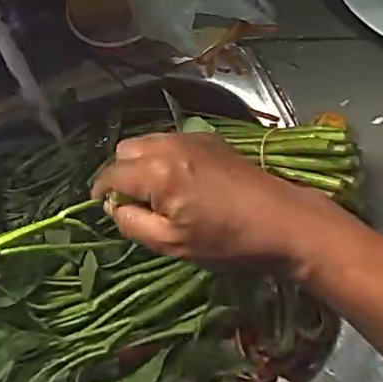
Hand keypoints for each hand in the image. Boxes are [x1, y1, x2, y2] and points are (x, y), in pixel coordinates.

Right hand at [91, 132, 344, 274]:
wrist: (281, 220)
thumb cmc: (226, 240)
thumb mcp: (172, 244)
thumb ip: (132, 223)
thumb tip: (114, 207)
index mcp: (155, 172)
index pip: (111, 174)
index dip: (101, 190)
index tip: (103, 205)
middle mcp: (166, 145)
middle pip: (124, 150)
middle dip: (121, 172)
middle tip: (134, 200)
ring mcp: (188, 137)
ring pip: (146, 141)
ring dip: (141, 161)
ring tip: (157, 190)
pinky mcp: (207, 137)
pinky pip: (169, 140)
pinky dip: (162, 154)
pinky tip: (181, 179)